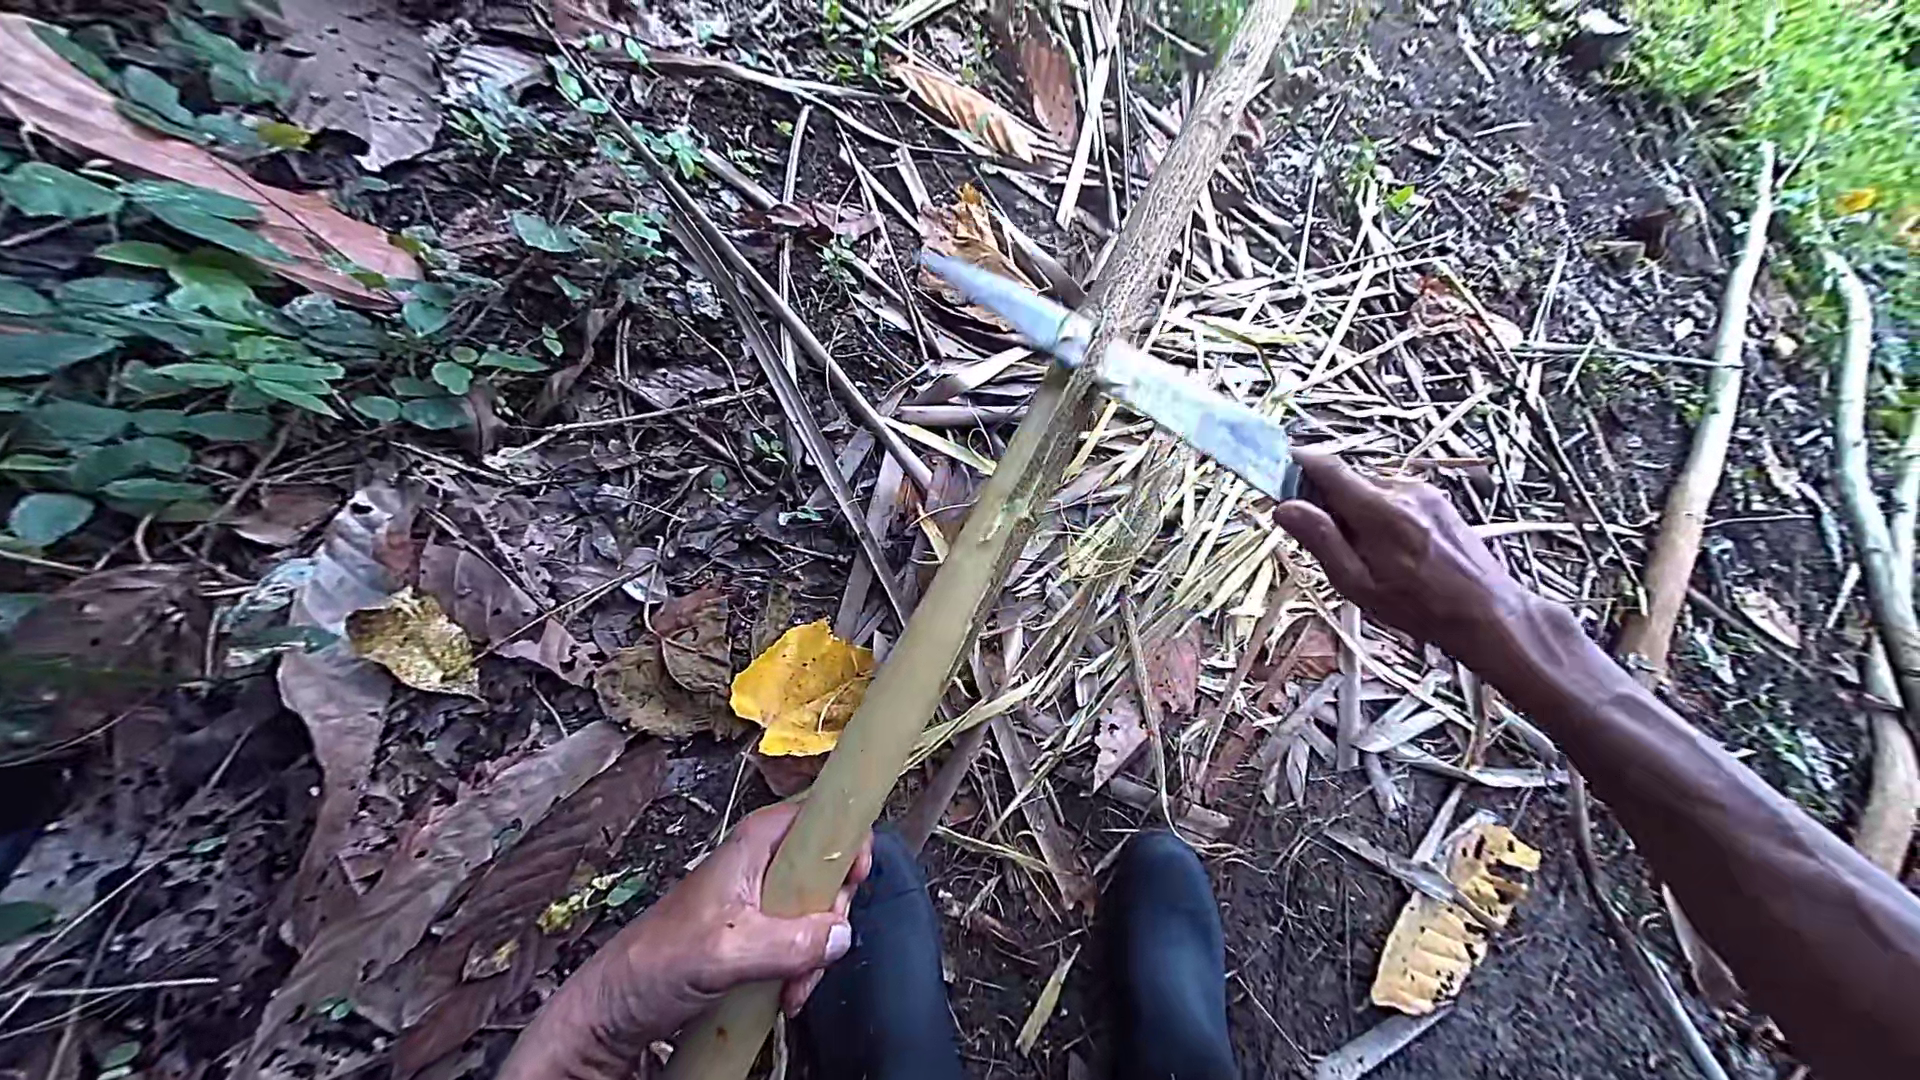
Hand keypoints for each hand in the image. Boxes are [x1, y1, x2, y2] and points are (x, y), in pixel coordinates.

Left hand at [500, 802, 872, 1079]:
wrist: (616, 1005)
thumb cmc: (657, 960)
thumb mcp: (727, 949)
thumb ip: (788, 941)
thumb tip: (842, 934)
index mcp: (760, 838)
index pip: (824, 814)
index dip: (848, 839)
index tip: (854, 879)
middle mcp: (768, 857)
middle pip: (830, 865)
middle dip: (832, 914)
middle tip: (817, 950)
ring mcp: (765, 892)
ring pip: (820, 905)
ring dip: (817, 949)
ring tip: (794, 985)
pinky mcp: (761, 925)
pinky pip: (803, 935)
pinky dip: (803, 963)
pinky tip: (786, 990)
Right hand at [1272, 449, 1530, 665]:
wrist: (1490, 613)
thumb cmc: (1418, 607)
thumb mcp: (1356, 582)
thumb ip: (1320, 539)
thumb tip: (1284, 506)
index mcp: (1379, 510)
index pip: (1326, 467)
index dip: (1295, 463)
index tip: (1273, 470)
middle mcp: (1402, 490)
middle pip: (1344, 479)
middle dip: (1320, 499)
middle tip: (1317, 537)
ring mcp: (1423, 491)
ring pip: (1365, 488)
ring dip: (1347, 508)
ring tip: (1356, 550)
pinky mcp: (1435, 499)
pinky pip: (1387, 494)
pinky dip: (1371, 511)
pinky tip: (1381, 546)